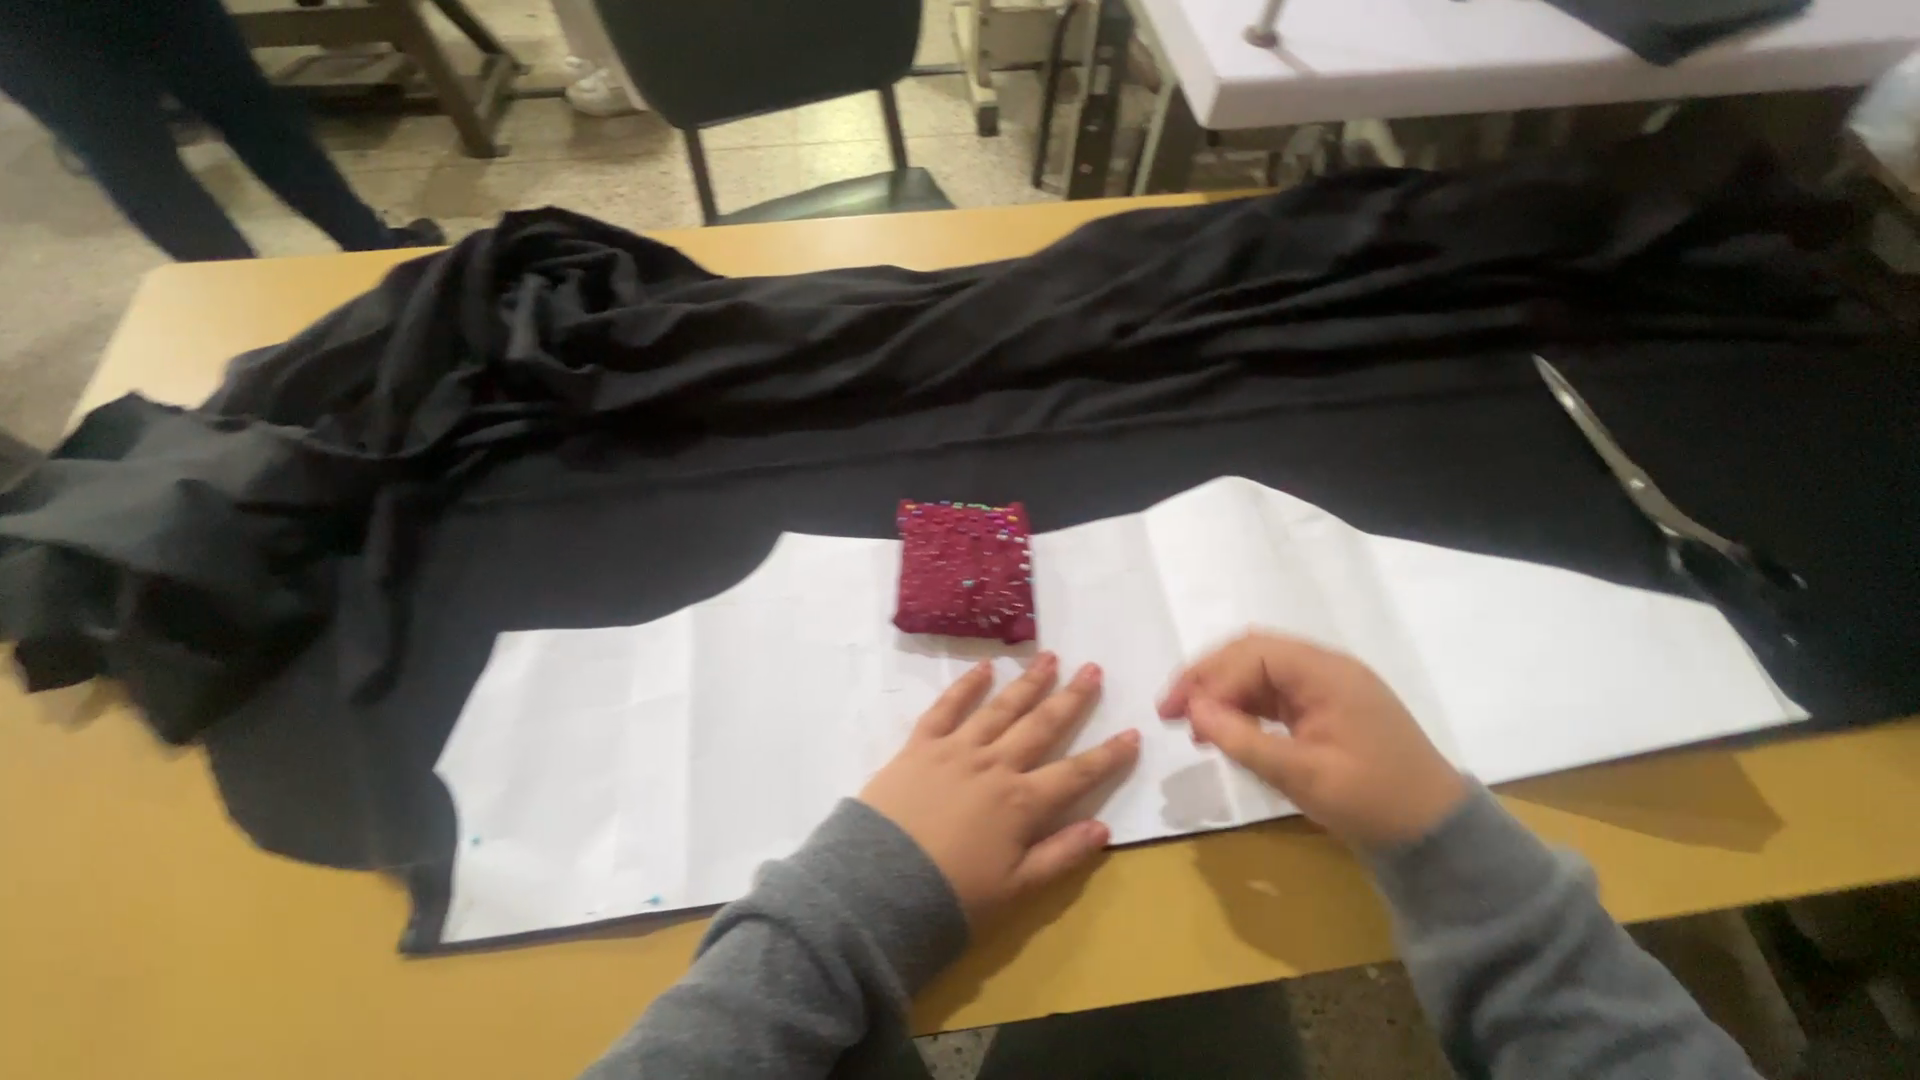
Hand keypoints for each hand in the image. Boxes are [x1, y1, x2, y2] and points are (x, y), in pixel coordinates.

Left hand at [860, 653, 1139, 926]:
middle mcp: (995, 766)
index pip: (1076, 774)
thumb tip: (1104, 828)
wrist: (878, 886)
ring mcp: (956, 750)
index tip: (1132, 733)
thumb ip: (1061, 855)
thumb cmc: (952, 895)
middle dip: (1070, 698)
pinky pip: (946, 708)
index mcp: (1021, 803)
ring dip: (1027, 682)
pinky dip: (966, 686)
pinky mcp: (920, 745)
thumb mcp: (1016, 888)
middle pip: (1041, 726)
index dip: (1107, 755)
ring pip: (1000, 709)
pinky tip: (983, 668)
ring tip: (1049, 658)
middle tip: (1092, 669)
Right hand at [1158, 633, 1466, 850]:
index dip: (1210, 680)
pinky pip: (1274, 693)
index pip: (1252, 655)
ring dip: (1221, 691)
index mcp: (1326, 673)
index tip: (1178, 715)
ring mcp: (1327, 687)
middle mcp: (1325, 668)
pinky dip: (1243, 706)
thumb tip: (1193, 711)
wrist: (1436, 832)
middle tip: (1168, 710)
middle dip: (1206, 678)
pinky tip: (1224, 728)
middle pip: (1251, 653)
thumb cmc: (1373, 800)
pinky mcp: (1325, 708)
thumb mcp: (1303, 775)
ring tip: (1189, 722)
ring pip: (1259, 671)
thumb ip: (1244, 739)